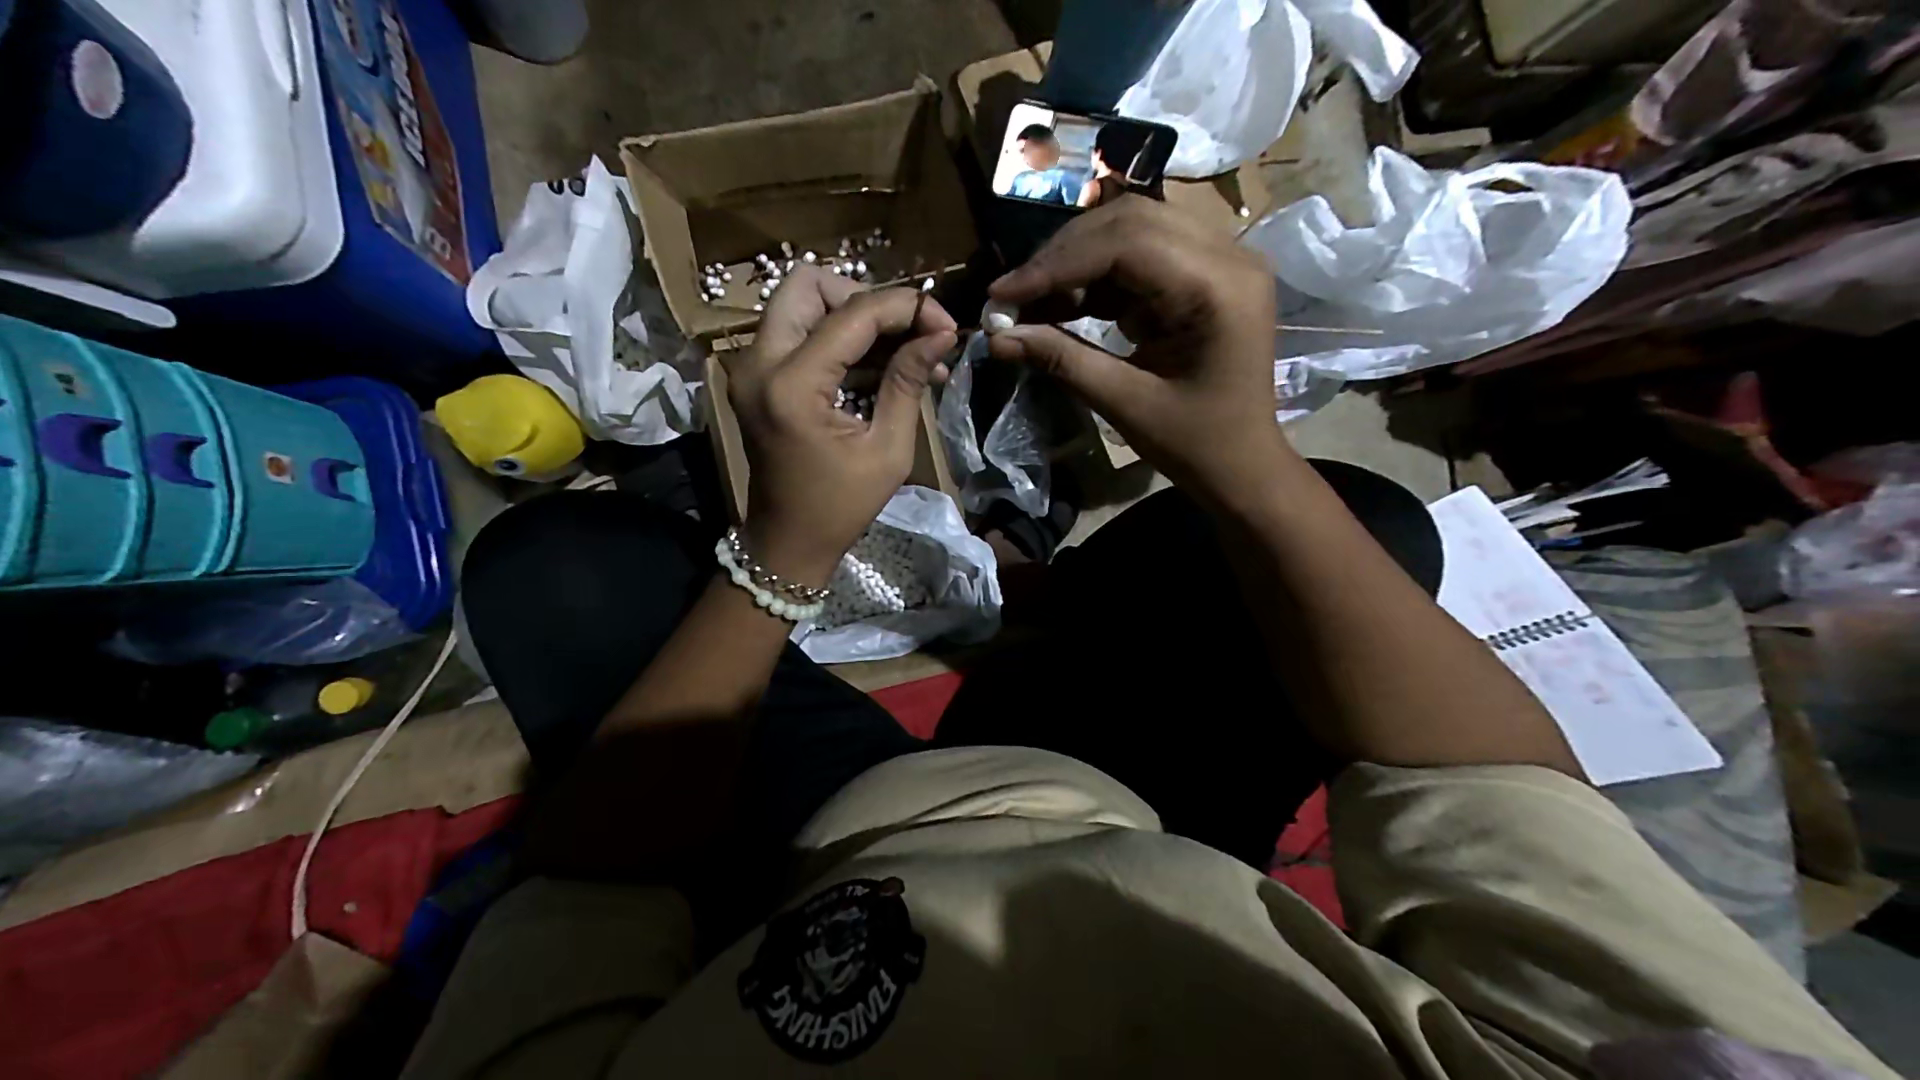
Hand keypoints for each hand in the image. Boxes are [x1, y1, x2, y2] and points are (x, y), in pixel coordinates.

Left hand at [730, 266, 957, 585]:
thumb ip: (907, 382)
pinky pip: (798, 332)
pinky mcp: (758, 377)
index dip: (905, 308)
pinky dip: (840, 338)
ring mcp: (752, 368)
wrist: (789, 541)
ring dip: (855, 316)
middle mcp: (760, 363)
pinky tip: (882, 364)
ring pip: (801, 302)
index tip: (944, 324)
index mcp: (792, 386)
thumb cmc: (840, 507)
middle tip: (906, 332)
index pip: (853, 314)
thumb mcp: (887, 450)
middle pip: (809, 284)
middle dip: (866, 299)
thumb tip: (940, 333)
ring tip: (905, 351)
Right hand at [985, 198, 1287, 503]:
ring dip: (1074, 264)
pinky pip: (1138, 258)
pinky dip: (1094, 280)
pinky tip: (1059, 306)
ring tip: (1030, 305)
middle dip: (1062, 257)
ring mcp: (1217, 262)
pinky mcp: (1200, 277)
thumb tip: (996, 337)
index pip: (1127, 243)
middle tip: (1012, 299)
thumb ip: (1063, 361)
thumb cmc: (1196, 444)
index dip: (1056, 264)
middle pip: (1128, 223)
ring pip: (1130, 232)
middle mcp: (1226, 256)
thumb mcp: (1127, 404)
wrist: (1243, 465)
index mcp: (1219, 287)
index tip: (1002, 295)